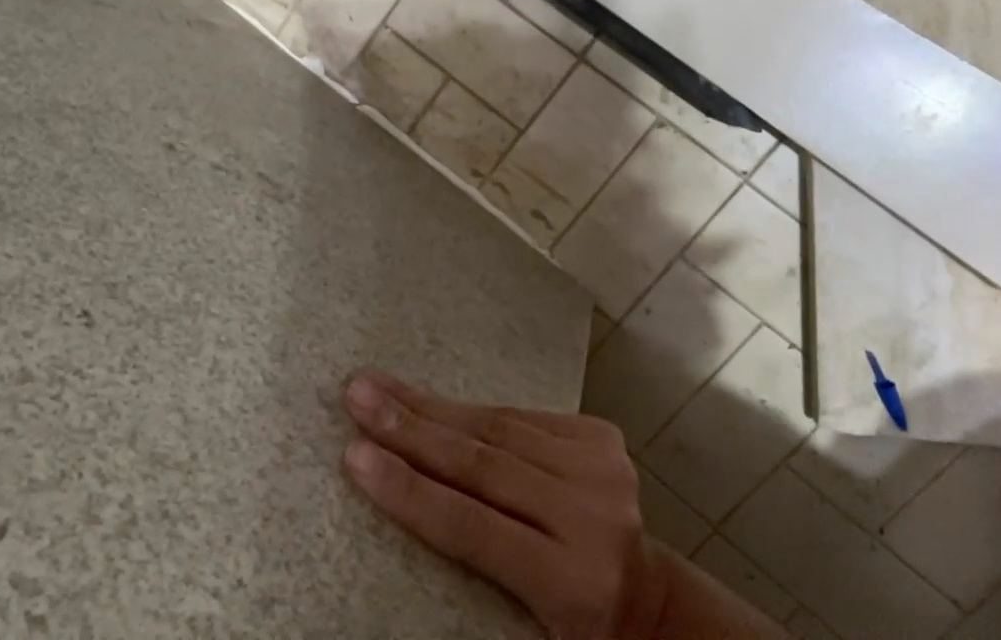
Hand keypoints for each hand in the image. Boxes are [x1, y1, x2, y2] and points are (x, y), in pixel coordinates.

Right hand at [339, 371, 666, 638]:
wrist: (646, 599)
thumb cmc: (570, 627)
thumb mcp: (526, 630)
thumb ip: (474, 577)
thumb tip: (399, 528)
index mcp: (571, 580)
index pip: (471, 526)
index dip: (408, 491)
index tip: (354, 457)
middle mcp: (591, 516)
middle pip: (482, 464)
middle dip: (408, 428)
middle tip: (356, 397)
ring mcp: (603, 469)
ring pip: (496, 428)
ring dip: (428, 407)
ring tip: (378, 386)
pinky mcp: (602, 438)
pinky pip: (517, 416)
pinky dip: (467, 408)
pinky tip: (425, 397)